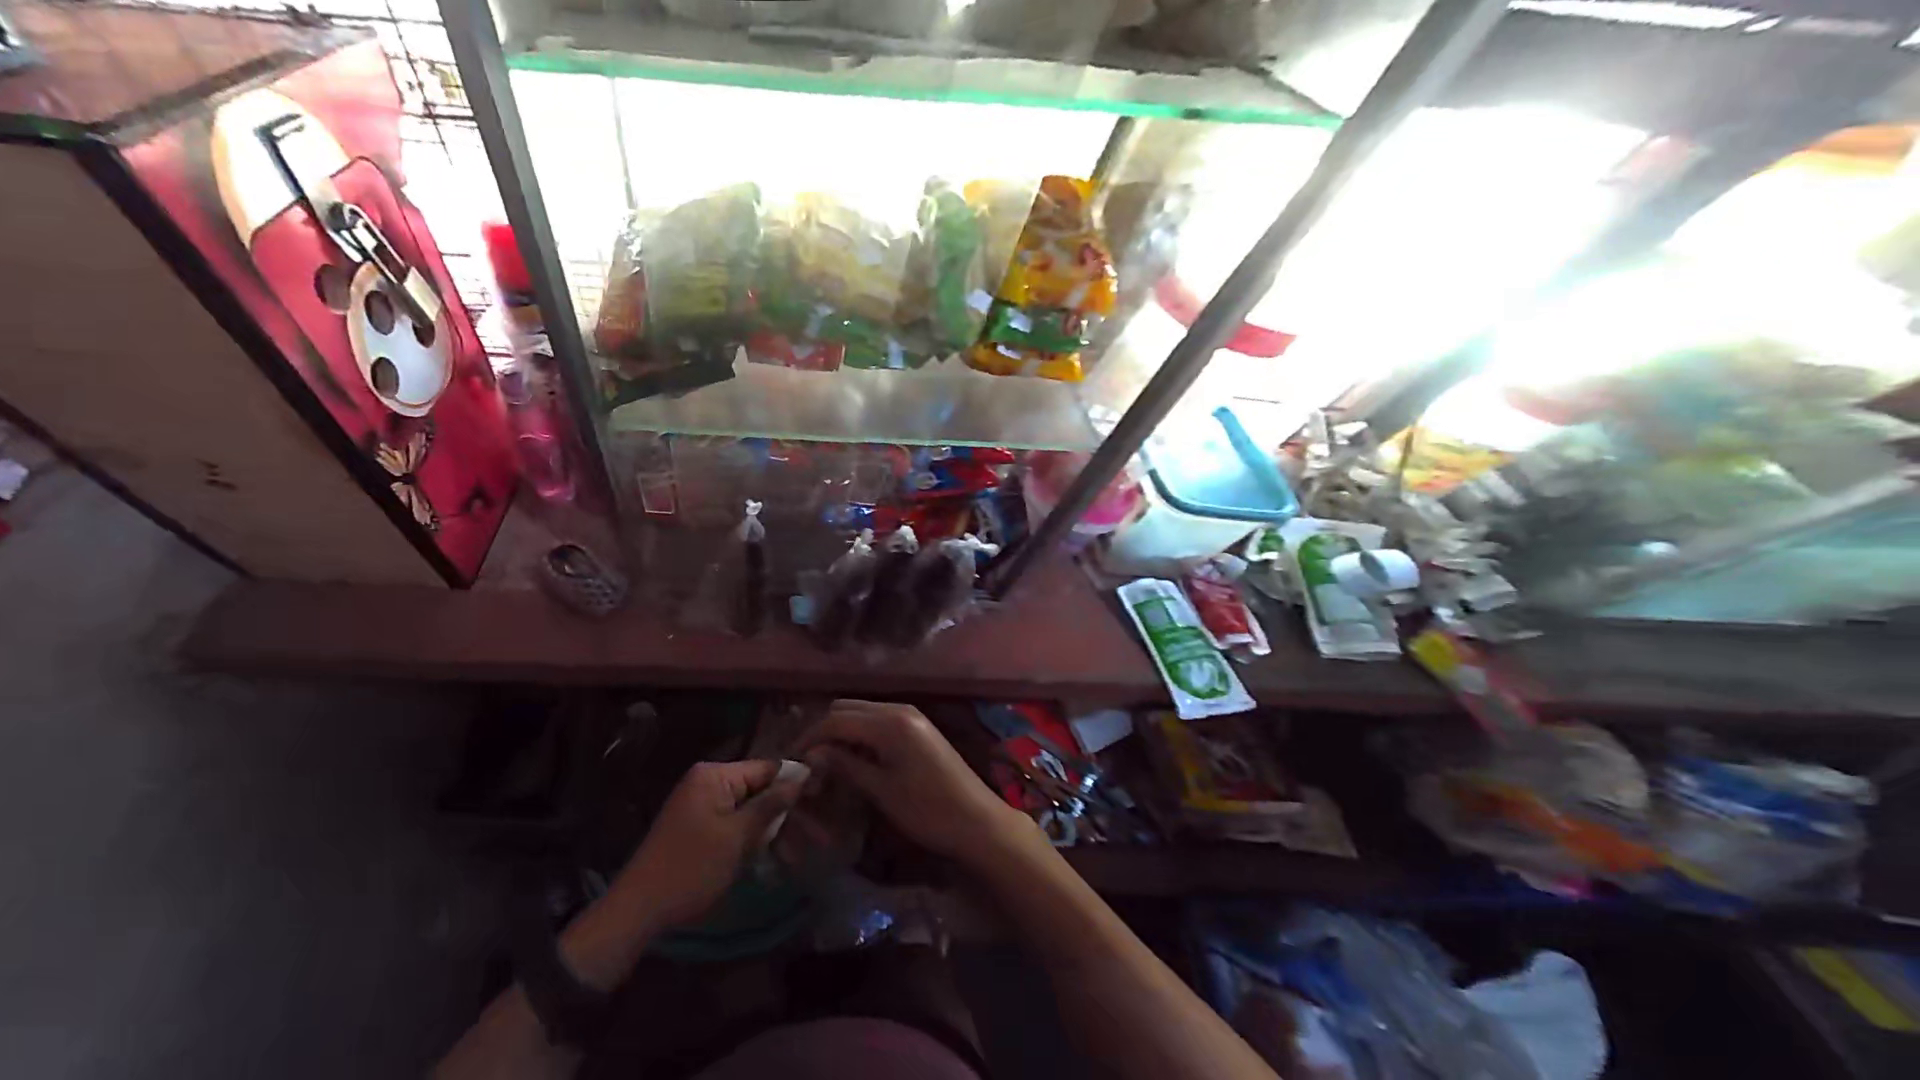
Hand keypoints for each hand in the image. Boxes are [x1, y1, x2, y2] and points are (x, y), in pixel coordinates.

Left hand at [617, 759, 806, 928]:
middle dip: (784, 811)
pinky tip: (771, 855)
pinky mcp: (699, 826)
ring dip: (771, 828)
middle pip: (759, 787)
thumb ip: (772, 802)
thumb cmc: (692, 868)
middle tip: (816, 834)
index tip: (821, 800)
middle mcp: (707, 781)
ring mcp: (701, 804)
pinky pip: (734, 822)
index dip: (794, 783)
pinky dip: (751, 837)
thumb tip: (803, 773)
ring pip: (749, 808)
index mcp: (714, 775)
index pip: (767, 767)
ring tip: (796, 850)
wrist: (639, 909)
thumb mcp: (738, 835)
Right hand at [797, 700, 1035, 871]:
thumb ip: (846, 765)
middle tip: (808, 762)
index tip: (791, 761)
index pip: (835, 719)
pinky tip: (854, 758)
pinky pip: (879, 720)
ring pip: (863, 712)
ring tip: (826, 762)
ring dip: (842, 731)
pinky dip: (861, 734)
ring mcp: (911, 717)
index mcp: (889, 722)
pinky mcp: (918, 728)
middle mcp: (899, 709)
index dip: (809, 738)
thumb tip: (812, 754)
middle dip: (824, 731)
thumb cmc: (928, 810)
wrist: (977, 820)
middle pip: (847, 708)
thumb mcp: (881, 790)